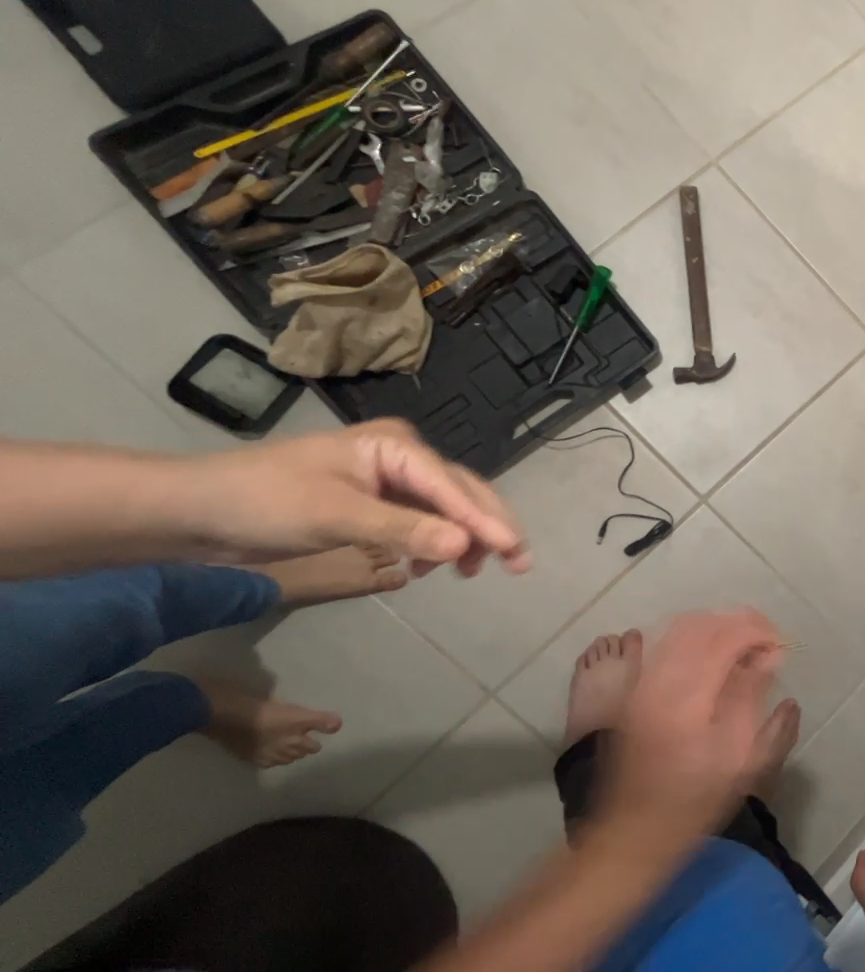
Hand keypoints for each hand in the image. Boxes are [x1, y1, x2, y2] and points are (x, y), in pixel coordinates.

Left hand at [178, 419, 528, 575]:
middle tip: (518, 564)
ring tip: (470, 573)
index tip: (514, 550)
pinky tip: (427, 569)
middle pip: (462, 494)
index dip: (485, 521)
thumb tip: (463, 547)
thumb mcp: (336, 516)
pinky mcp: (373, 505)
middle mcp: (401, 458)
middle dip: (488, 529)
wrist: (191, 513)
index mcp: (396, 446)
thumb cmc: (262, 502)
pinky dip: (433, 545)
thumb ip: (404, 529)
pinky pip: (422, 522)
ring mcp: (388, 481)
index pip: (453, 486)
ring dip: (463, 540)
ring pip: (446, 510)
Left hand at [599, 609, 783, 857]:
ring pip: (680, 628)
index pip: (728, 635)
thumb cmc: (695, 802)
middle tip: (767, 642)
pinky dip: (693, 638)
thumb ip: (755, 699)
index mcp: (690, 693)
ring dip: (716, 627)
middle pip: (703, 623)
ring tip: (744, 647)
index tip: (781, 648)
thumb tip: (770, 657)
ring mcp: (642, 681)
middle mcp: (662, 677)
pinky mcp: (633, 690)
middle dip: (740, 623)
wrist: (631, 834)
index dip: (760, 632)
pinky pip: (664, 644)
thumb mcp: (741, 759)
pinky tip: (711, 658)